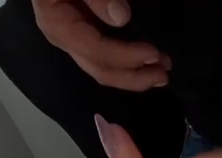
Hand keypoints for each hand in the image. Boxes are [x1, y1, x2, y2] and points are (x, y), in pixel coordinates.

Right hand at [33, 0, 169, 90]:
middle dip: (135, 76)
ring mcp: (72, 40)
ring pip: (104, 70)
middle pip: (100, 70)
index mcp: (56, 22)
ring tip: (161, 73)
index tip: (153, 54)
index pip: (96, 50)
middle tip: (165, 75)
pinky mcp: (82, 35)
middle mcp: (63, 38)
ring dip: (135, 75)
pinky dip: (127, 64)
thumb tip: (122, 17)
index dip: (126, 56)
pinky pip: (105, 58)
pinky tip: (146, 63)